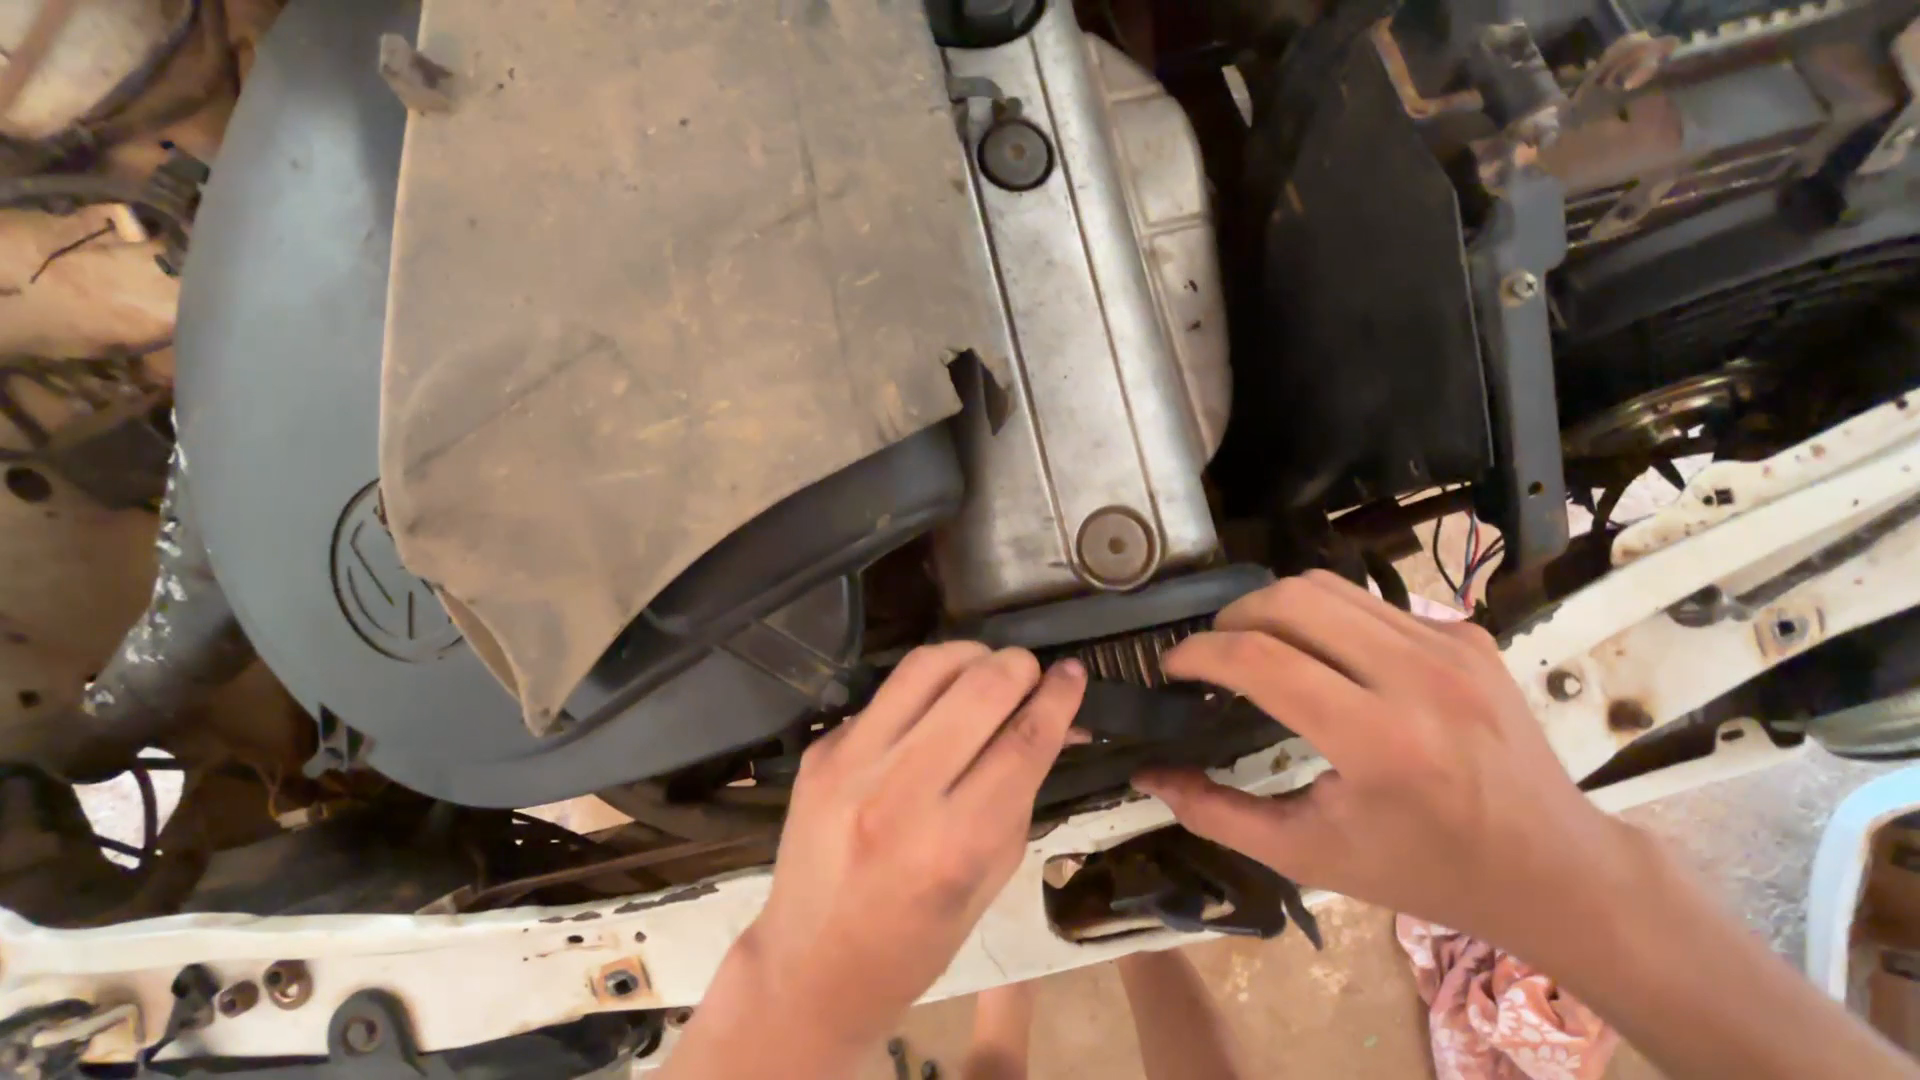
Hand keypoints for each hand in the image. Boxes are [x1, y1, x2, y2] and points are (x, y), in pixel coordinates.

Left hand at [690, 644, 1085, 1068]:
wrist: (811, 966)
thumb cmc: (917, 941)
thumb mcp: (990, 879)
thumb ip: (1020, 794)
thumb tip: (1050, 724)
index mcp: (956, 842)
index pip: (1024, 742)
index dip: (1058, 698)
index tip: (1073, 673)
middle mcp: (900, 792)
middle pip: (979, 688)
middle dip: (1018, 665)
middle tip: (1030, 671)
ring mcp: (851, 764)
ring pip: (925, 667)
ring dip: (970, 656)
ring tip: (987, 669)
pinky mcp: (820, 750)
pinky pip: (885, 695)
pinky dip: (921, 692)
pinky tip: (932, 711)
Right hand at [1133, 571, 1630, 953]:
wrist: (1556, 869)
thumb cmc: (1425, 872)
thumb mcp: (1309, 856)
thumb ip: (1217, 814)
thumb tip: (1147, 775)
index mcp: (1378, 742)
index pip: (1260, 659)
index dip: (1198, 654)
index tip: (1173, 668)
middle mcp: (1418, 677)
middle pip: (1289, 599)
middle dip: (1230, 618)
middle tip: (1212, 656)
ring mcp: (1451, 646)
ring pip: (1327, 586)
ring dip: (1273, 609)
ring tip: (1257, 647)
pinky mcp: (1467, 634)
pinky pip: (1369, 601)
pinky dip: (1326, 619)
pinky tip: (1325, 659)